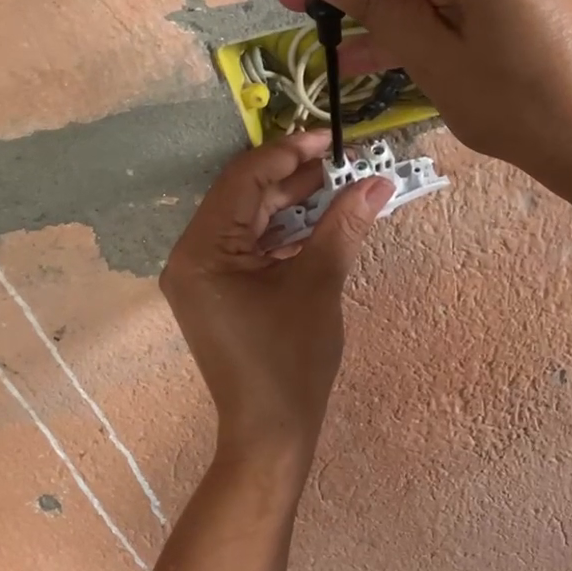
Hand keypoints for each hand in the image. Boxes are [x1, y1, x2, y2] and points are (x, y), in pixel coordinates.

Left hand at [159, 132, 394, 455]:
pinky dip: (288, 232)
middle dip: (297, 177)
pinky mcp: (222, 290)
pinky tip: (323, 221)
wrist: (272, 433)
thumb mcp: (319, 285)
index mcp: (202, 251)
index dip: (290, 152)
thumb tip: (379, 182)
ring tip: (342, 186)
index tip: (333, 138)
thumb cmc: (289, 361)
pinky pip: (254, 245)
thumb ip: (344, 225)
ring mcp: (205, 274)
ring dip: (295, 203)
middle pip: (246, 196)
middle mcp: (193, 255)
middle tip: (346, 162)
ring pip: (252, 219)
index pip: (244, 178)